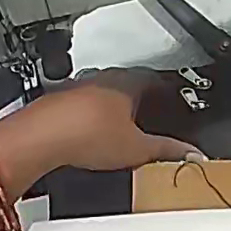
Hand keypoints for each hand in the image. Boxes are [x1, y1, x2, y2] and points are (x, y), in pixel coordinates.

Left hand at [0, 70, 196, 189]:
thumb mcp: (137, 148)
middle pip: (129, 84)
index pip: (155, 79)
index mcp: (127, 83)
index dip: (166, 90)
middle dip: (141, 99)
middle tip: (152, 113)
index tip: (173, 97)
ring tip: (123, 128)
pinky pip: (84, 105)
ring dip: (114, 107)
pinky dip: (92, 117)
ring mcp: (79, 87)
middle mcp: (103, 78)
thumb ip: (166, 150)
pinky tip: (92, 135)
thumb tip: (188, 152)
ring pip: (104, 93)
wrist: (42, 136)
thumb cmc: (87, 133)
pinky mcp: (60, 102)